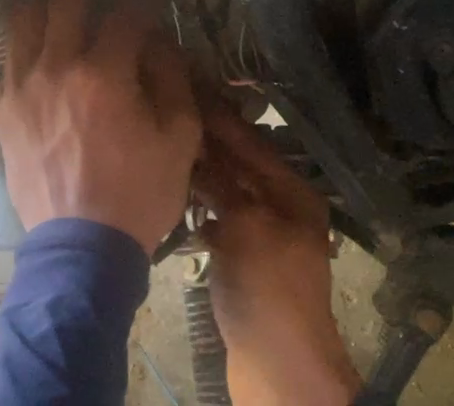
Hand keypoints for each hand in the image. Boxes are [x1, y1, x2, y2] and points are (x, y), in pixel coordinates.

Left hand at [0, 0, 201, 255]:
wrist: (81, 249)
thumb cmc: (140, 194)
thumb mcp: (179, 139)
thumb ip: (172, 77)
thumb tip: (158, 37)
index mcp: (102, 75)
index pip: (126, 10)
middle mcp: (54, 68)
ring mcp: (20, 86)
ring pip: (24, 16)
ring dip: (48, 2)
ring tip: (64, 3)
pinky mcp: (1, 108)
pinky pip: (11, 58)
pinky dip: (30, 45)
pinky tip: (45, 54)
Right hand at [195, 106, 358, 405]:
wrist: (278, 367)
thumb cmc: (269, 288)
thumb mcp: (246, 226)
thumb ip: (223, 182)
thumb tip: (197, 141)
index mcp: (292, 192)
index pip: (250, 140)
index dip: (219, 115)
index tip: (187, 86)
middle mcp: (280, 205)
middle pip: (238, 162)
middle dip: (205, 139)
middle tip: (166, 108)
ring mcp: (260, 232)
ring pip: (225, 189)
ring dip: (198, 169)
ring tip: (161, 141)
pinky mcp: (241, 257)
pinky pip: (217, 216)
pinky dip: (198, 203)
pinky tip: (171, 189)